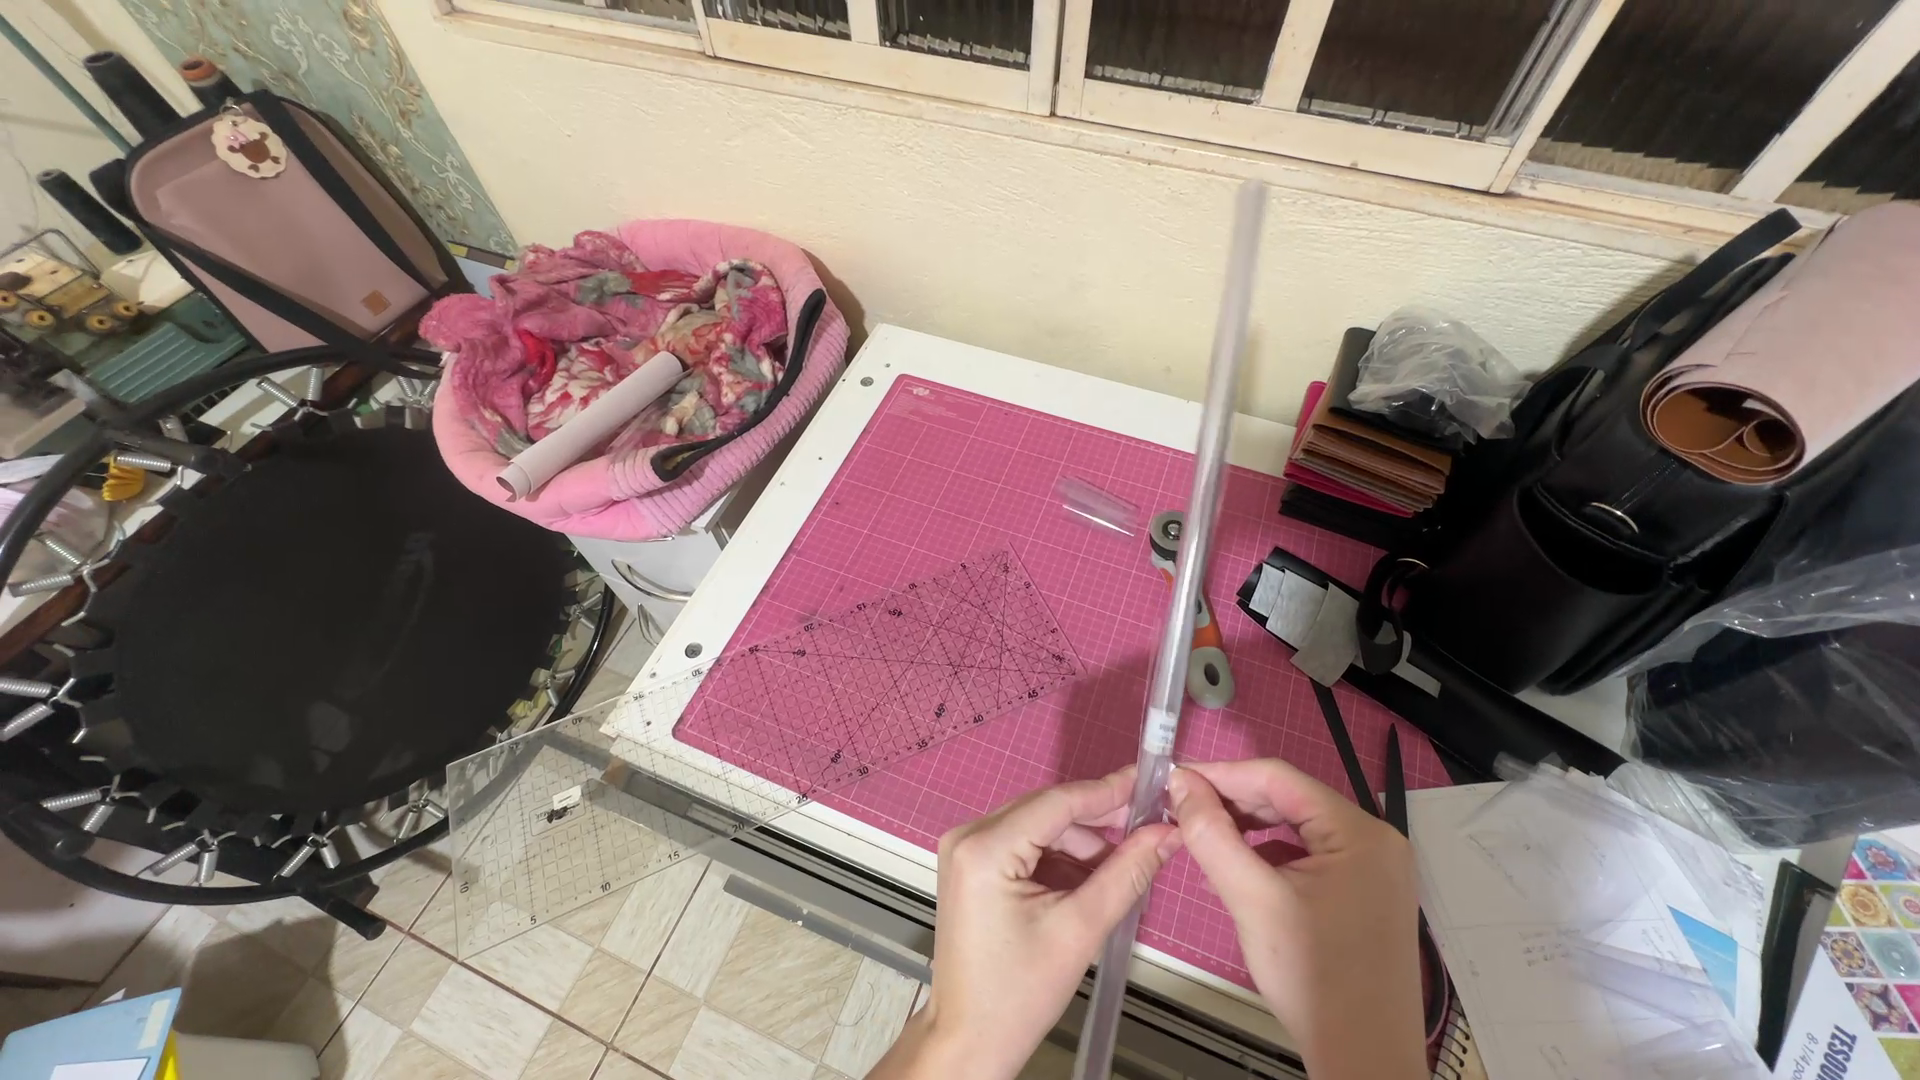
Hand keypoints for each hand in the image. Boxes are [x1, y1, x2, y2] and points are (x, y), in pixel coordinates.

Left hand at [871, 769, 1181, 1079]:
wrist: (970, 1038)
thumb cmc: (1018, 994)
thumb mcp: (1081, 930)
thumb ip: (1127, 873)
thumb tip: (1164, 833)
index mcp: (985, 847)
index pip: (1058, 802)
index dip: (1109, 791)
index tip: (1150, 782)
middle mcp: (968, 835)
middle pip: (1048, 810)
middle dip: (1099, 820)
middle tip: (1149, 826)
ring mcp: (966, 847)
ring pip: (1040, 825)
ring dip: (1082, 842)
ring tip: (1123, 864)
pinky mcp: (972, 863)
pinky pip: (1025, 843)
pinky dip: (1060, 856)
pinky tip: (1091, 877)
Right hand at [1169, 760, 1425, 1079]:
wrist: (1364, 1059)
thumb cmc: (1312, 976)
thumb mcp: (1251, 898)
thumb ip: (1212, 834)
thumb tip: (1180, 782)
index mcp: (1359, 832)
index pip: (1279, 778)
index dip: (1222, 774)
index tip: (1174, 781)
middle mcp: (1374, 839)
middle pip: (1290, 800)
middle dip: (1234, 801)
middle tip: (1182, 808)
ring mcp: (1374, 867)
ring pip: (1297, 826)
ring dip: (1249, 827)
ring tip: (1204, 834)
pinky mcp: (1364, 891)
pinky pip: (1309, 853)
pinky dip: (1270, 852)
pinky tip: (1239, 865)